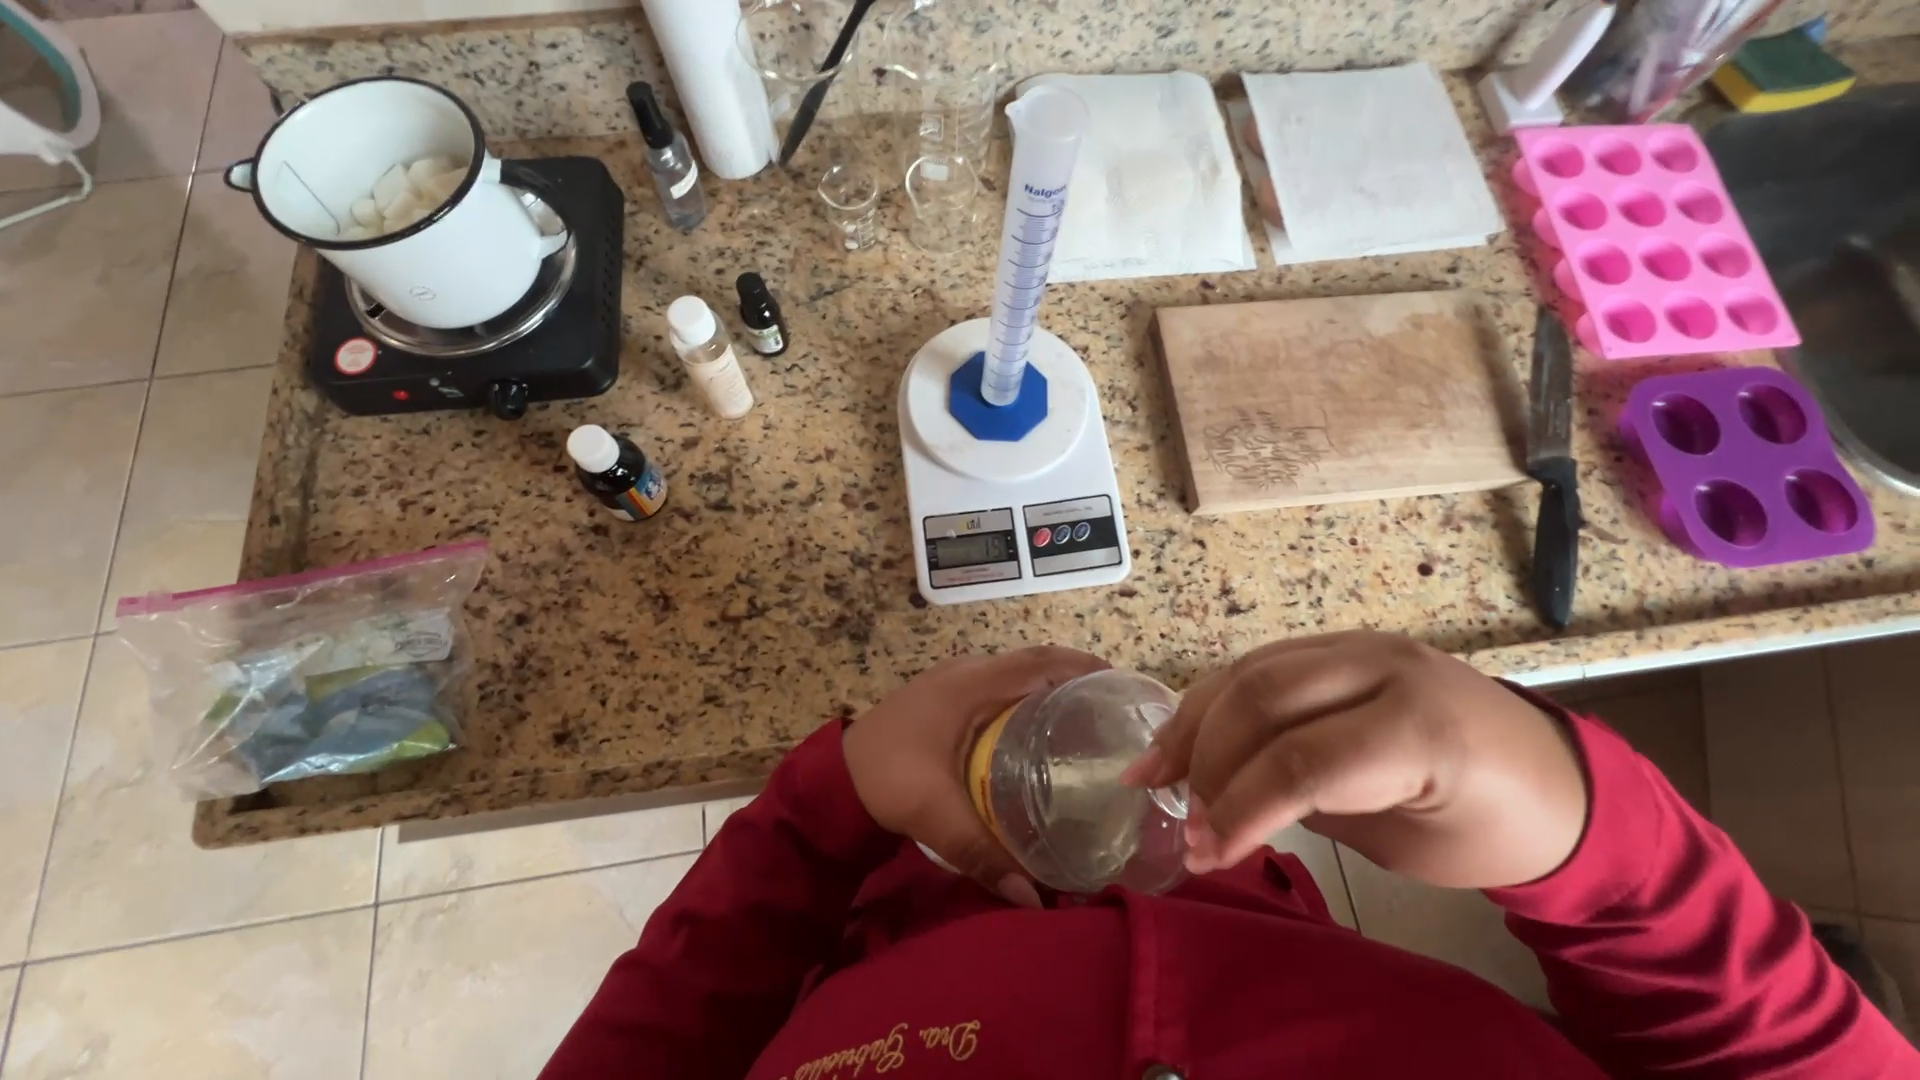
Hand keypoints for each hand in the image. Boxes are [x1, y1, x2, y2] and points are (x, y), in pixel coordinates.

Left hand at [843, 646, 1108, 905]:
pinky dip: (1025, 692)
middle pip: (1033, 660)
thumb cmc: (888, 778)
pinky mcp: (944, 693)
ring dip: (1049, 682)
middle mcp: (967, 671)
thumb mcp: (935, 815)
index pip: (1041, 661)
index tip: (1122, 686)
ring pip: (1014, 669)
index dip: (1085, 666)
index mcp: (972, 686)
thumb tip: (1034, 900)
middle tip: (1114, 710)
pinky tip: (1037, 727)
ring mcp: (952, 678)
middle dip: (1076, 674)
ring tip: (1086, 717)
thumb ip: (984, 854)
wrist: (833, 774)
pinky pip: (998, 681)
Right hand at [1125, 631, 1588, 888]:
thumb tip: (1214, 821)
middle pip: (1259, 699)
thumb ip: (1307, 810)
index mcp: (1420, 729)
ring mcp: (1358, 644)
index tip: (1204, 855)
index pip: (1301, 762)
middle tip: (1186, 821)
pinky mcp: (1340, 642)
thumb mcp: (1404, 842)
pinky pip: (1259, 664)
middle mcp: (1383, 667)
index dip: (1239, 810)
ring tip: (1155, 774)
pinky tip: (1183, 733)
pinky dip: (1214, 700)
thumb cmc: (1491, 830)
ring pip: (1247, 672)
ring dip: (1192, 724)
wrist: (1554, 777)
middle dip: (1208, 764)